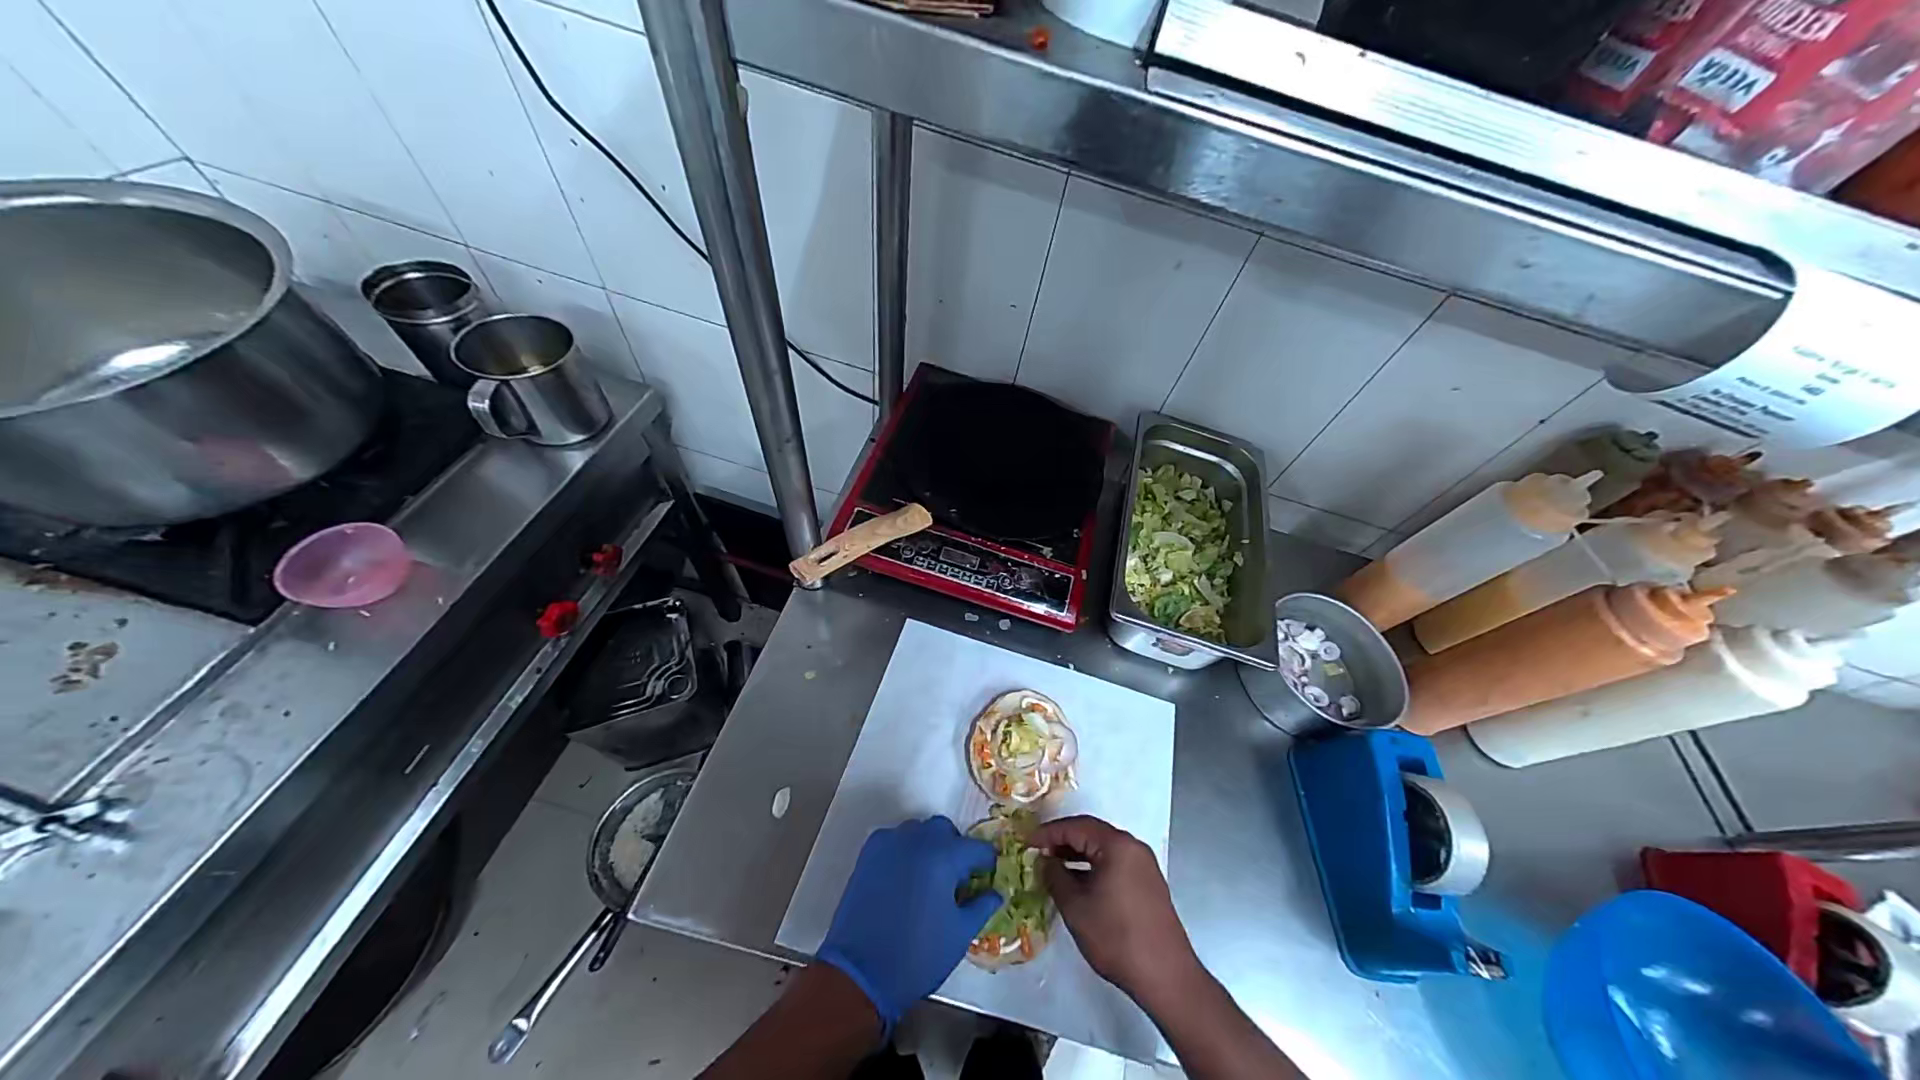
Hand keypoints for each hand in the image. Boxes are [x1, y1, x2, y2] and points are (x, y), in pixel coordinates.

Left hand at [815, 816, 997, 1028]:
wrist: (861, 973)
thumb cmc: (917, 955)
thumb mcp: (959, 934)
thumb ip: (981, 906)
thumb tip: (994, 894)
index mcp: (943, 857)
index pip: (975, 847)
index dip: (986, 862)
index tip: (987, 876)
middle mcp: (916, 840)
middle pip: (944, 830)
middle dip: (955, 848)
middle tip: (957, 878)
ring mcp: (888, 844)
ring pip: (917, 831)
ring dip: (929, 846)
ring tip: (930, 879)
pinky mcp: (867, 854)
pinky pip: (894, 841)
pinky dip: (904, 851)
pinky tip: (905, 879)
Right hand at [1030, 815, 1198, 1002]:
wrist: (1165, 976)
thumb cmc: (1116, 937)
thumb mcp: (1075, 906)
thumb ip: (1055, 876)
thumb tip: (1045, 861)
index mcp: (1117, 845)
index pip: (1076, 826)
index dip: (1048, 833)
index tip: (1027, 842)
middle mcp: (1134, 847)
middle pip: (1092, 833)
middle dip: (1063, 840)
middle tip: (1038, 852)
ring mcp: (1144, 866)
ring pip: (1104, 849)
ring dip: (1078, 854)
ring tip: (1054, 867)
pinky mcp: (1148, 884)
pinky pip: (1115, 863)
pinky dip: (1094, 867)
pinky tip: (1079, 883)